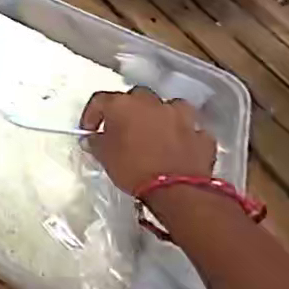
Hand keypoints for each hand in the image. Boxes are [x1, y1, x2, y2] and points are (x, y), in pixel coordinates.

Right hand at [82, 87, 217, 194]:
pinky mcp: (200, 135)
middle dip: (129, 111)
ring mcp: (179, 116)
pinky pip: (192, 130)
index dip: (92, 114)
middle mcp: (151, 103)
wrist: (176, 190)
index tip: (89, 130)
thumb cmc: (133, 169)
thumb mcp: (105, 157)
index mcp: (123, 104)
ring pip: (169, 107)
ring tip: (157, 132)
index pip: (100, 101)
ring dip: (162, 116)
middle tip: (124, 130)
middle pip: (136, 98)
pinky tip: (182, 146)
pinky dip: (186, 136)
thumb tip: (91, 139)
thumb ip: (96, 143)